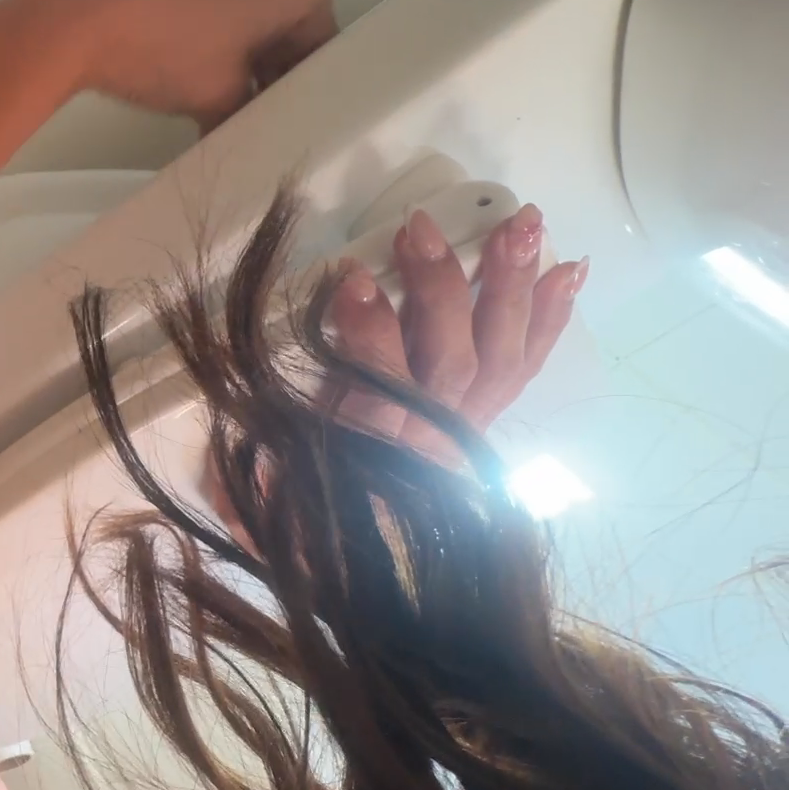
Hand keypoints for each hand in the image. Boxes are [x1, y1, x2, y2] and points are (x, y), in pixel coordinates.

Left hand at [25, 0, 336, 126]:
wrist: (90, 12)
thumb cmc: (171, 48)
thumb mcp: (216, 95)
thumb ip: (241, 117)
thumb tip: (239, 141)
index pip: (319, 57)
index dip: (299, 104)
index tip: (283, 141)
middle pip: (284, 47)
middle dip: (266, 95)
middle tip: (254, 144)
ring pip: (249, 42)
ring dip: (238, 85)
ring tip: (226, 134)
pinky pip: (220, 32)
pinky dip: (214, 67)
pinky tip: (198, 109)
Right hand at [206, 206, 587, 537]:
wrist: (367, 566)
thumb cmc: (306, 518)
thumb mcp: (263, 499)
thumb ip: (249, 484)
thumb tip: (223, 467)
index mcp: (368, 455)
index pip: (379, 383)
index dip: (369, 326)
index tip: (352, 272)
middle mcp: (427, 440)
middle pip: (451, 356)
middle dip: (440, 286)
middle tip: (422, 227)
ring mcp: (462, 429)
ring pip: (499, 354)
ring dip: (510, 285)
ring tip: (524, 223)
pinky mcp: (479, 422)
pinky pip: (522, 369)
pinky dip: (546, 319)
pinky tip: (565, 272)